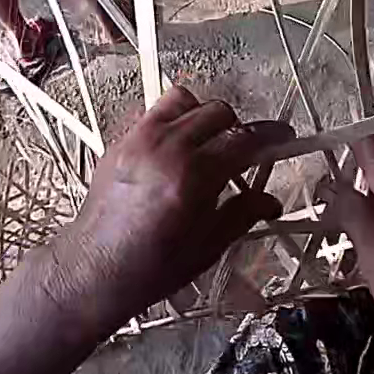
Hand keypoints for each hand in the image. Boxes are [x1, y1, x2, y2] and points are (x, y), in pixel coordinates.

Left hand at [44, 86, 290, 334]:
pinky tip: (177, 147)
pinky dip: (174, 119)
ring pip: (185, 100)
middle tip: (243, 154)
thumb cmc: (149, 269)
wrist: (89, 273)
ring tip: (207, 144)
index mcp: (192, 178)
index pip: (243, 139)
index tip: (284, 138)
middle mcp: (166, 149)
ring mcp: (139, 140)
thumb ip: (242, 214)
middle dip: (238, 128)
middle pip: (218, 112)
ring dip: (204, 116)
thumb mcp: (206, 248)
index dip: (270, 136)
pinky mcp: (120, 141)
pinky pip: (155, 111)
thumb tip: (271, 201)